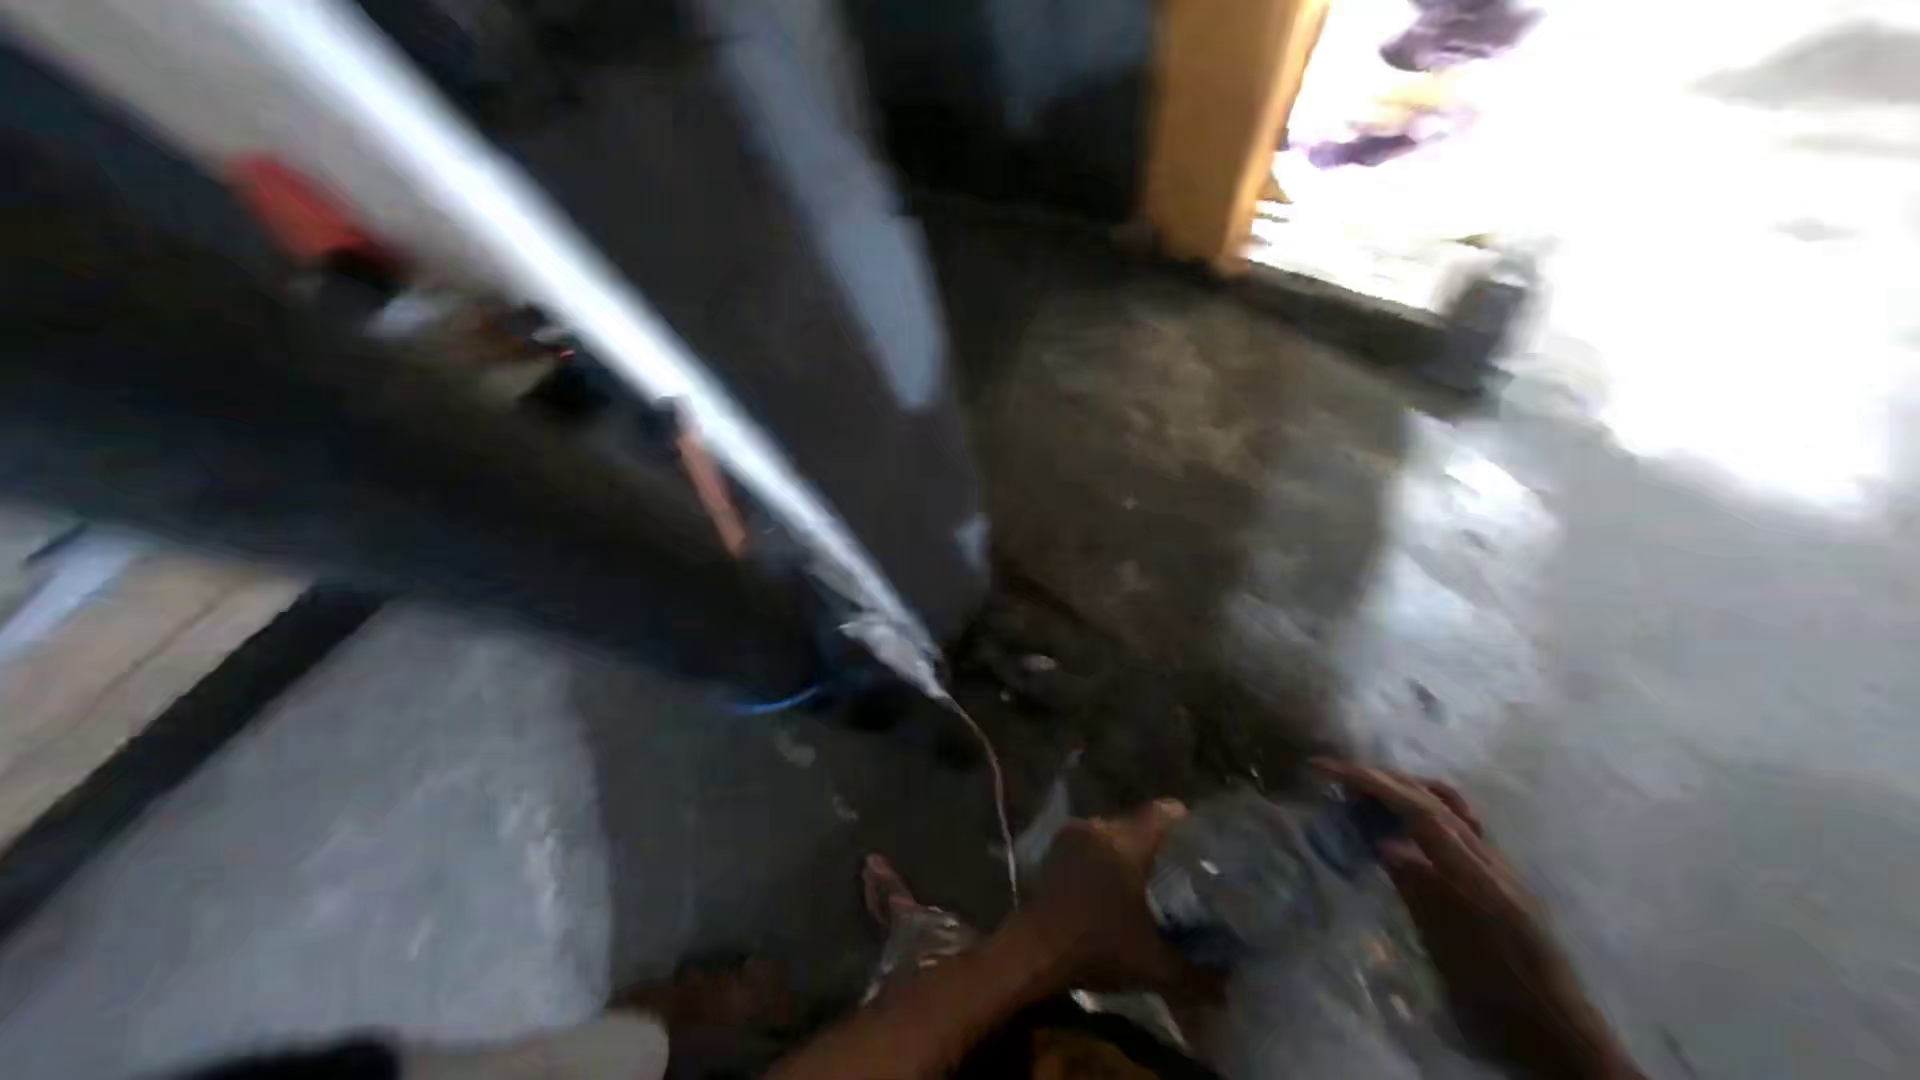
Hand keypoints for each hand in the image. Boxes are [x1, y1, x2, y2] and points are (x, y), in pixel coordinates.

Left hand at [1023, 800, 1214, 997]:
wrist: (1034, 949)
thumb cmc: (1098, 947)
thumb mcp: (1155, 966)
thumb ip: (1198, 974)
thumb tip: (1231, 983)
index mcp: (1126, 841)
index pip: (1162, 812)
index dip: (1184, 821)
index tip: (1202, 837)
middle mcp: (1099, 826)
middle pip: (1137, 823)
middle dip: (1157, 843)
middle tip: (1178, 868)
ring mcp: (1073, 834)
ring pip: (1112, 833)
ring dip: (1127, 850)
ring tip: (1146, 877)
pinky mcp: (1056, 848)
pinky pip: (1091, 842)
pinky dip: (1104, 856)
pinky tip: (1111, 883)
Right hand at [1314, 760, 1640, 1079]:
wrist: (1558, 1038)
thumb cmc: (1494, 998)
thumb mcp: (1447, 949)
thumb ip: (1418, 890)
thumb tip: (1382, 843)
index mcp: (1476, 875)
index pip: (1418, 809)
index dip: (1370, 781)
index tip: (1326, 769)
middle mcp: (1491, 859)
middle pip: (1432, 798)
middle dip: (1379, 777)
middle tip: (1334, 774)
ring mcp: (1500, 865)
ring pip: (1448, 804)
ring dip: (1403, 787)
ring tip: (1366, 789)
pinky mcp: (1500, 875)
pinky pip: (1459, 823)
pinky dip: (1425, 806)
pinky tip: (1403, 822)